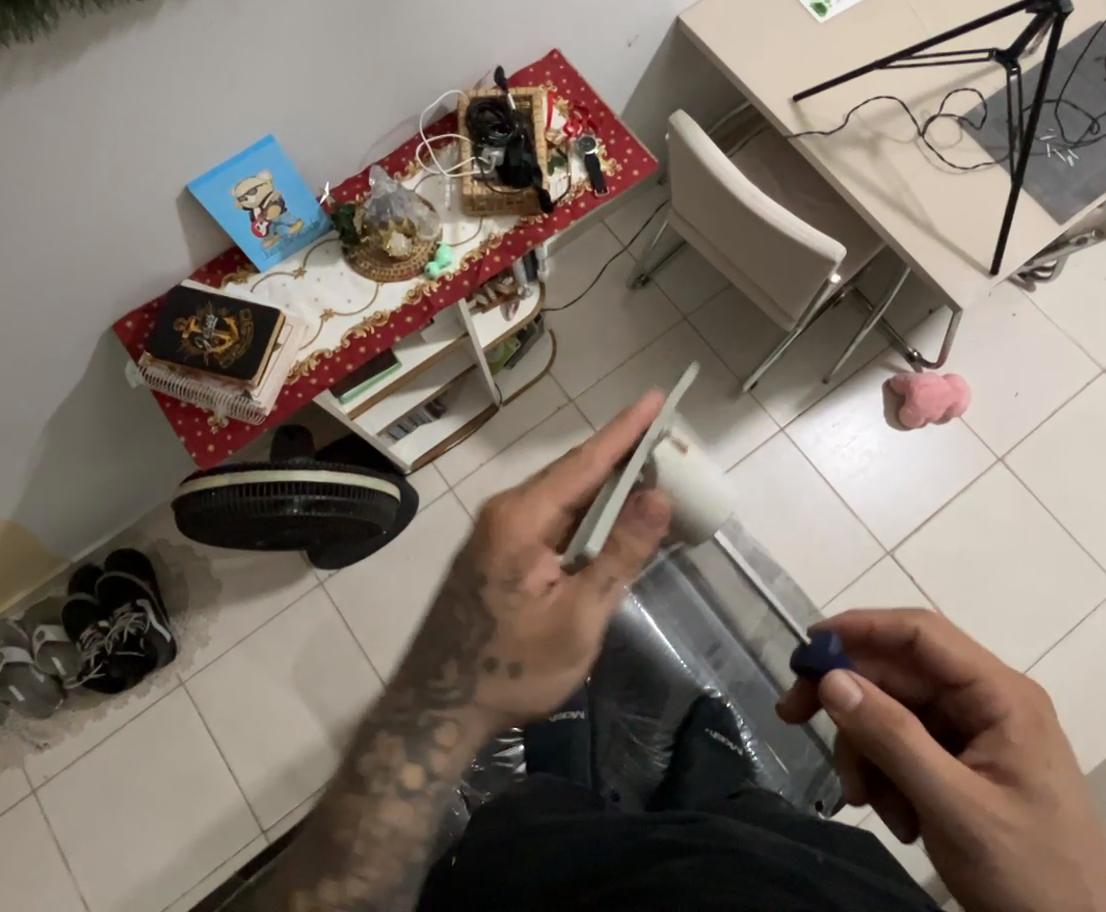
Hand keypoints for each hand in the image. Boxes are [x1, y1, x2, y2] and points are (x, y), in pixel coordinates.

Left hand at [392, 391, 673, 735]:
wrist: (439, 707)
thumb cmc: (512, 669)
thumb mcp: (578, 618)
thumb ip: (619, 555)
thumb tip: (658, 497)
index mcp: (522, 518)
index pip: (585, 463)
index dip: (625, 431)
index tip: (655, 397)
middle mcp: (505, 511)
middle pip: (573, 474)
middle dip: (620, 456)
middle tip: (666, 441)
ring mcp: (497, 530)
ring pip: (562, 497)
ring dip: (604, 487)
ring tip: (649, 472)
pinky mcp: (498, 550)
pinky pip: (550, 518)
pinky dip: (585, 514)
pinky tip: (610, 519)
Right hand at [778, 609, 1105, 911]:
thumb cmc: (1033, 874)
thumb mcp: (956, 808)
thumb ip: (892, 739)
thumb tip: (830, 678)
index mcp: (1000, 695)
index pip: (920, 634)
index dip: (859, 628)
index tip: (806, 649)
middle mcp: (986, 701)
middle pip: (896, 674)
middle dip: (848, 702)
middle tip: (792, 716)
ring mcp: (974, 733)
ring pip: (890, 711)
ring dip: (865, 751)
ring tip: (867, 802)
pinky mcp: (962, 764)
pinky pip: (902, 746)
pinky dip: (883, 775)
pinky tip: (895, 817)